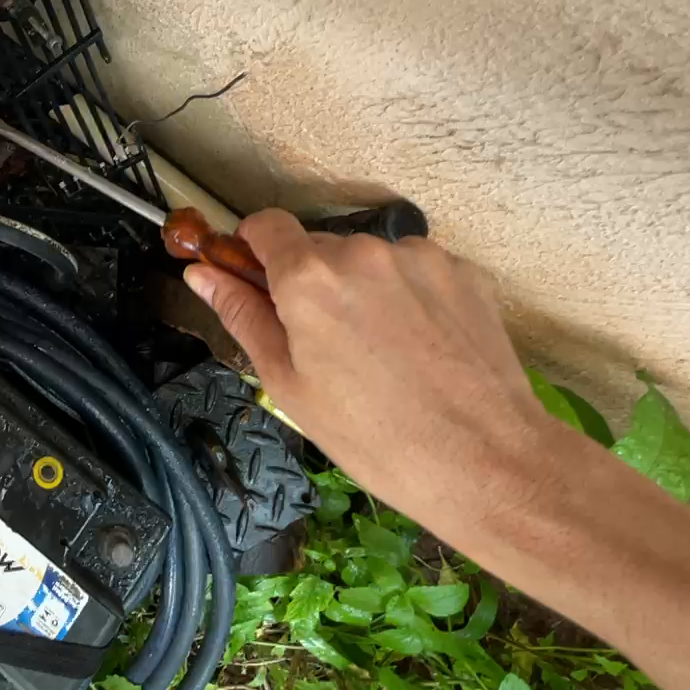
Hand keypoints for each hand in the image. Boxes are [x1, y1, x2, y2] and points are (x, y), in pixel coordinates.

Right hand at [184, 211, 556, 530]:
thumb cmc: (371, 435)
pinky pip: (413, 268)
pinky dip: (405, 292)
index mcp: (308, 277)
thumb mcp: (285, 382)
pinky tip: (419, 342)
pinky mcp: (463, 270)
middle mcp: (361, 251)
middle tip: (323, 337)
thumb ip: (240, 314)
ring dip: (359, 285)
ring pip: (366, 258)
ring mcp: (418, 257)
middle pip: (316, 246)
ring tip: (380, 345)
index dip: (253, 246)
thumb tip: (199, 273)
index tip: (256, 276)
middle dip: (309, 279)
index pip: (265, 224)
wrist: (490, 464)